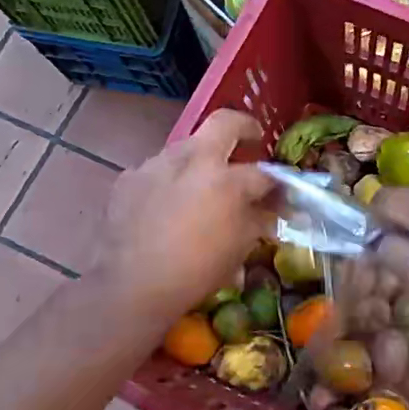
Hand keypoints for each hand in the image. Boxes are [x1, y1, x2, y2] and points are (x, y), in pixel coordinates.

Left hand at [94, 110, 273, 320]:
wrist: (131, 286)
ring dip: (200, 161)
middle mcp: (192, 160)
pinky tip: (164, 208)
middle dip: (244, 128)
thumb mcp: (237, 250)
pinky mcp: (128, 177)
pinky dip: (168, 182)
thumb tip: (267, 210)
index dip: (276, 184)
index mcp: (227, 180)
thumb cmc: (194, 273)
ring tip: (200, 189)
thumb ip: (256, 220)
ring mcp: (156, 164)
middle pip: (225, 123)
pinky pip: (157, 171)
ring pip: (186, 148)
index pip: (263, 173)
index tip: (280, 194)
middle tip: (251, 142)